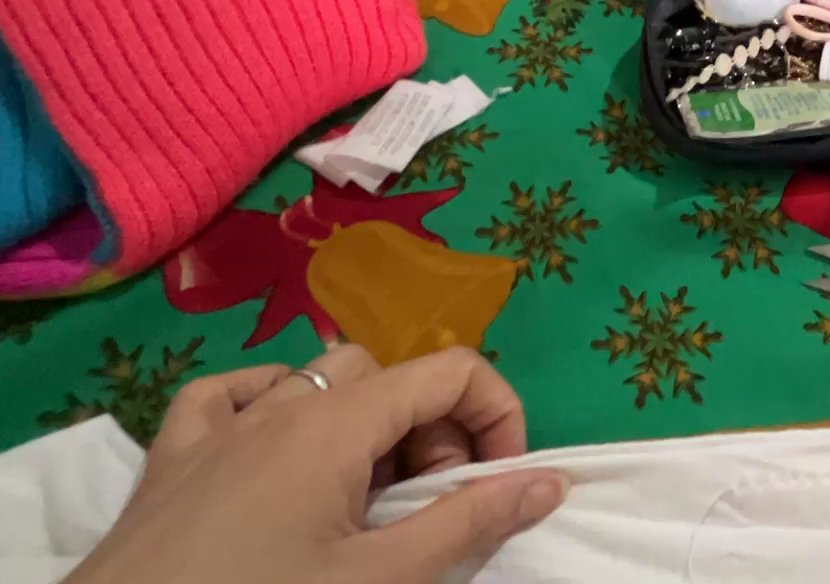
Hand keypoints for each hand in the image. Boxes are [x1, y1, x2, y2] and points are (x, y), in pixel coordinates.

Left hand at [67, 345, 568, 583]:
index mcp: (338, 422)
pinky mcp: (169, 466)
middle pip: (397, 378)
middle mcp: (283, 407)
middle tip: (432, 505)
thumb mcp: (377, 581)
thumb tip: (553, 480)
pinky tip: (276, 442)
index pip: (455, 372)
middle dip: (436, 431)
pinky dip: (266, 401)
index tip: (499, 478)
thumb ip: (471, 521)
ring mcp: (219, 431)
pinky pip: (226, 394)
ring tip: (366, 487)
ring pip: (323, 377)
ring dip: (367, 417)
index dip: (497, 415)